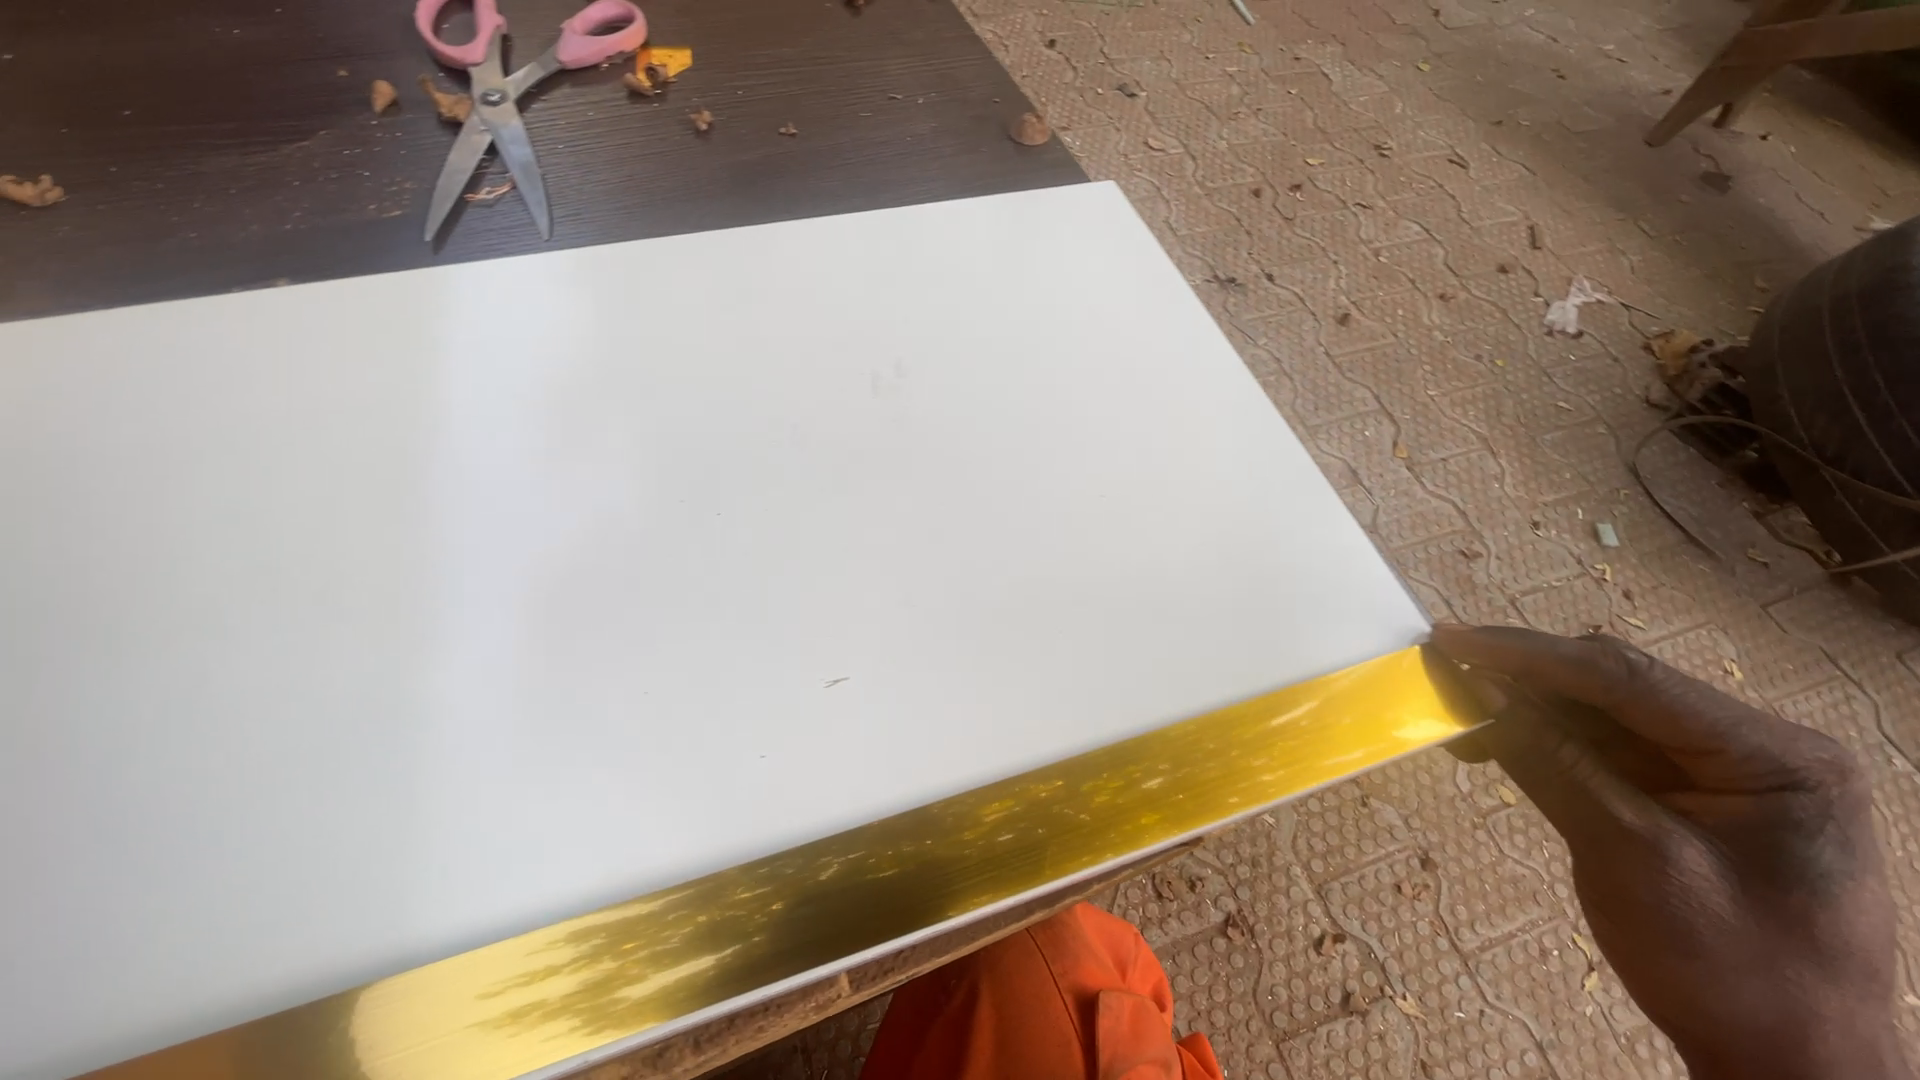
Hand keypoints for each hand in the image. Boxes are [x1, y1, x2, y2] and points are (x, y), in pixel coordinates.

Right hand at [1431, 624, 1911, 1079]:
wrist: (1792, 1068)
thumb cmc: (1731, 971)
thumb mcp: (1629, 858)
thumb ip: (1551, 762)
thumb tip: (1479, 689)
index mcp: (1774, 754)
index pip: (1628, 679)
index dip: (1529, 654)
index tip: (1451, 639)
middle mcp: (1754, 746)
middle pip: (1616, 688)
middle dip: (1526, 680)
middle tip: (1443, 677)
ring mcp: (1723, 772)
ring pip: (1603, 715)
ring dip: (1528, 712)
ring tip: (1462, 721)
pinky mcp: (1690, 797)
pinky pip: (1605, 751)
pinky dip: (1546, 744)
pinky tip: (1499, 745)